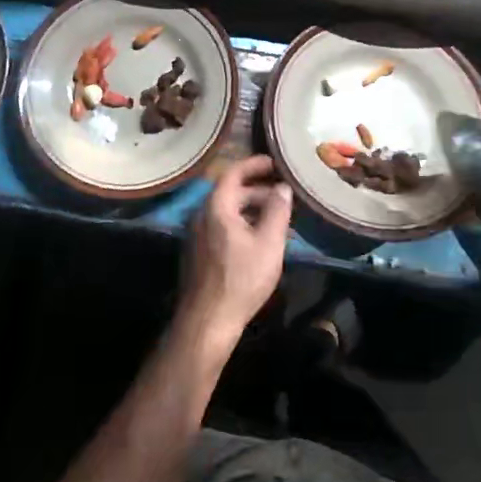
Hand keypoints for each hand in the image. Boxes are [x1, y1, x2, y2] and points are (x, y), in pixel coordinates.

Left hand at [182, 155, 292, 339]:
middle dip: (257, 190)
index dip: (254, 165)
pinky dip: (241, 223)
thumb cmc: (241, 279)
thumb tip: (282, 187)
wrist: (208, 319)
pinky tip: (259, 239)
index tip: (275, 162)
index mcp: (216, 207)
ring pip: (226, 211)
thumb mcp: (268, 244)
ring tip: (277, 217)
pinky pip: (221, 226)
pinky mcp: (198, 251)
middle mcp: (201, 214)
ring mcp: (197, 234)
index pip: (233, 174)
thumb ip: (276, 212)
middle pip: (229, 192)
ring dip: (250, 209)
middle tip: (283, 194)